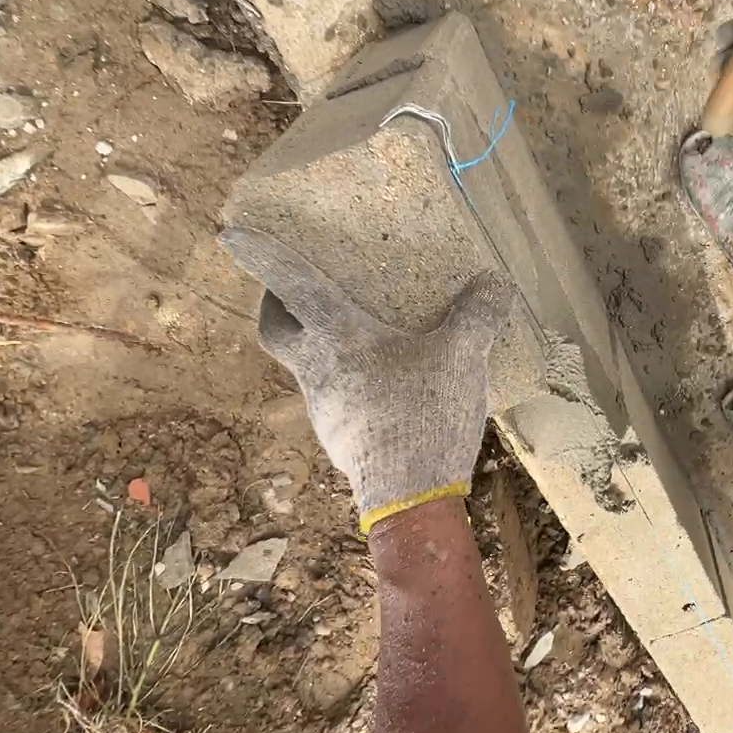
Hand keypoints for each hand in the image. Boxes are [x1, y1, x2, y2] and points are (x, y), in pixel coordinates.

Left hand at [221, 227, 515, 532]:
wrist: (411, 497)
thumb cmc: (426, 415)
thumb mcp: (463, 357)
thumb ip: (478, 315)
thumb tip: (497, 281)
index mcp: (341, 340)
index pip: (294, 289)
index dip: (266, 260)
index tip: (235, 235)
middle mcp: (319, 371)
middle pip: (278, 333)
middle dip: (277, 307)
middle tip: (292, 291)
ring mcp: (324, 409)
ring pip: (306, 367)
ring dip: (318, 346)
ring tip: (358, 337)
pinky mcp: (340, 438)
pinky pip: (334, 397)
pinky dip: (347, 380)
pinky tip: (384, 386)